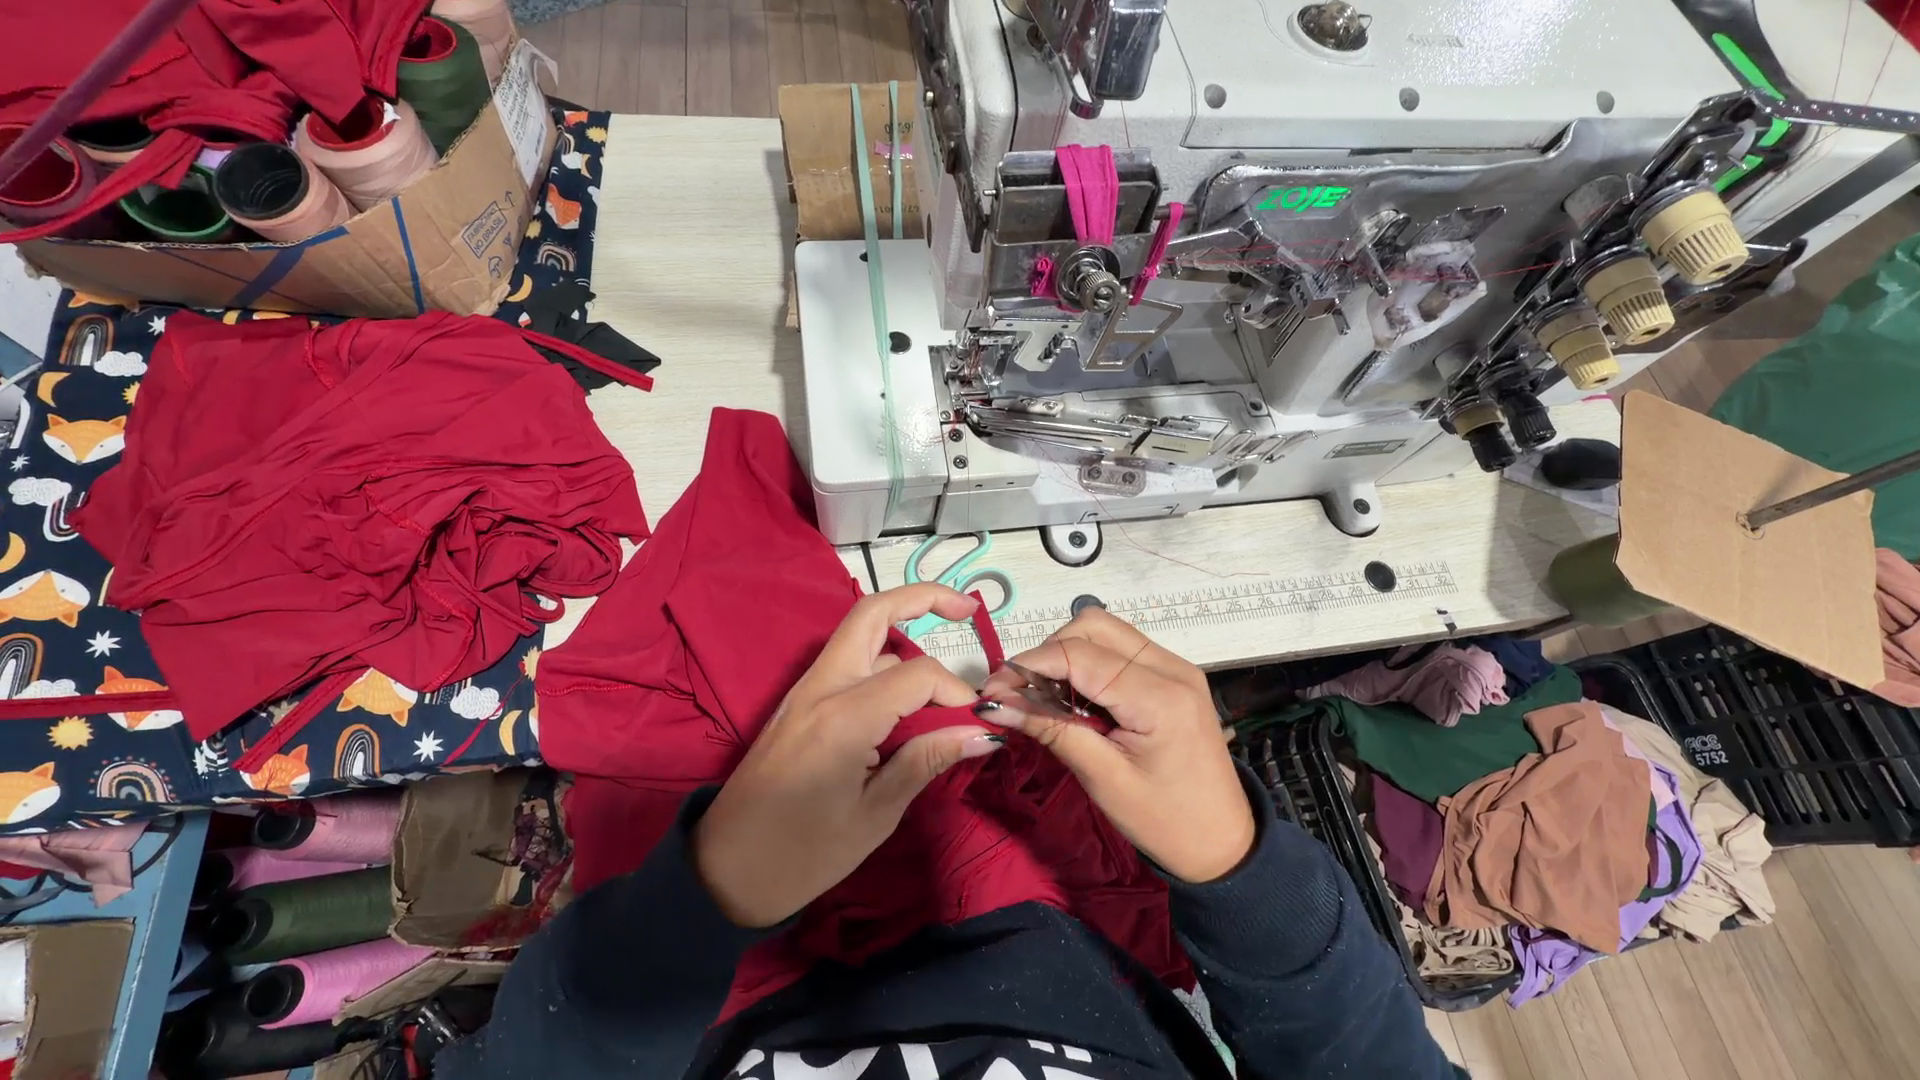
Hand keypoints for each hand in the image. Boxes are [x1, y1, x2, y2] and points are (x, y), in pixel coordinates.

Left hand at [694, 584, 1003, 927]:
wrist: (725, 872)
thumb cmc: (804, 853)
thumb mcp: (875, 814)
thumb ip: (926, 761)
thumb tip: (982, 733)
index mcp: (843, 717)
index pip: (918, 674)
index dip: (958, 693)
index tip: (977, 726)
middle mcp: (822, 688)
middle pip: (873, 614)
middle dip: (923, 598)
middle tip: (968, 609)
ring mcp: (805, 691)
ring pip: (859, 635)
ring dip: (903, 635)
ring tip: (942, 678)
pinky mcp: (799, 703)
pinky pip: (847, 664)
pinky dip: (883, 663)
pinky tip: (906, 700)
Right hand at [981, 608, 1253, 883]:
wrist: (1223, 843)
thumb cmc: (1164, 821)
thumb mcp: (1103, 778)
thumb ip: (1051, 729)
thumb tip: (997, 702)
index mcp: (1159, 697)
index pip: (1078, 655)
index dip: (1029, 665)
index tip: (993, 691)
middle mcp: (1172, 667)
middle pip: (1092, 626)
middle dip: (1048, 652)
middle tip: (1021, 693)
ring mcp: (1176, 666)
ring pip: (1105, 631)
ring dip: (1067, 654)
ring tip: (1046, 697)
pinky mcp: (1173, 675)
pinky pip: (1120, 648)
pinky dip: (1088, 662)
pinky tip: (1075, 698)